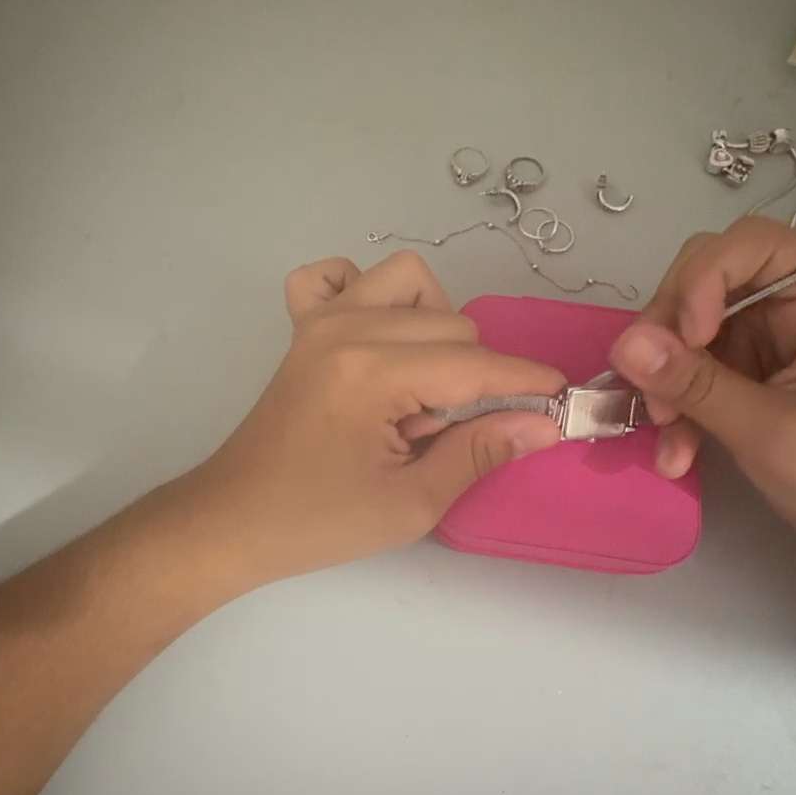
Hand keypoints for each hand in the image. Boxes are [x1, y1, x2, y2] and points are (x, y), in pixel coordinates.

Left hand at [190, 251, 563, 585]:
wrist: (234, 518)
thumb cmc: (319, 520)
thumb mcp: (411, 503)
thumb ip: (480, 452)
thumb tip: (544, 424)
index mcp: (374, 373)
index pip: (474, 364)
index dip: (525, 382)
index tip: (561, 399)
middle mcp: (349, 327)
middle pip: (452, 324)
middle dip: (473, 376)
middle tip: (443, 431)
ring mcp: (321, 318)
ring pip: (410, 281)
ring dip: (433, 325)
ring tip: (418, 383)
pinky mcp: (302, 324)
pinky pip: (338, 274)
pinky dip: (366, 292)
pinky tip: (374, 336)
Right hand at [607, 218, 795, 555]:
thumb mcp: (770, 429)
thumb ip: (696, 384)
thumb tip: (624, 344)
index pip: (749, 244)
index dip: (705, 279)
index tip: (688, 338)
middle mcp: (789, 302)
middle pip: (703, 277)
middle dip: (670, 331)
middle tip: (655, 384)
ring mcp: (761, 335)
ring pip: (682, 323)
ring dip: (663, 375)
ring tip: (666, 428)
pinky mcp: (739, 367)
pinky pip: (684, 365)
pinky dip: (672, 403)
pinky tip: (675, 451)